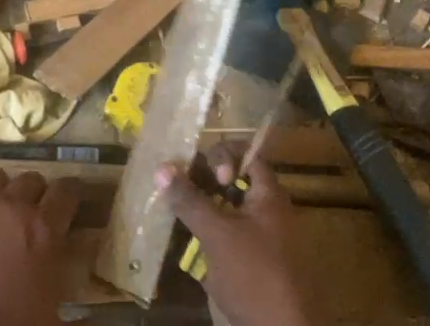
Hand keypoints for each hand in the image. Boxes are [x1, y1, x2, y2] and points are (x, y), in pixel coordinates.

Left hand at [0, 168, 80, 325]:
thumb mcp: (54, 324)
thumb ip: (82, 318)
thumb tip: (104, 322)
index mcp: (43, 230)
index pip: (66, 191)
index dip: (71, 193)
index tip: (72, 199)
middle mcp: (10, 207)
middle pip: (31, 179)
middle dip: (36, 192)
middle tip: (35, 212)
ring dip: (2, 189)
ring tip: (0, 207)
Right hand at [156, 143, 313, 325]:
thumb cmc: (254, 275)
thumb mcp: (218, 234)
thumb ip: (190, 200)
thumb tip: (161, 168)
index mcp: (269, 196)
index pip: (247, 155)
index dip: (225, 155)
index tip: (211, 176)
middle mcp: (264, 211)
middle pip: (232, 180)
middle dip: (202, 179)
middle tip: (179, 187)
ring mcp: (254, 238)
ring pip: (222, 208)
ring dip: (198, 206)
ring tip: (172, 208)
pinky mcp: (243, 262)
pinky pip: (219, 235)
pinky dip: (200, 232)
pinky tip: (180, 237)